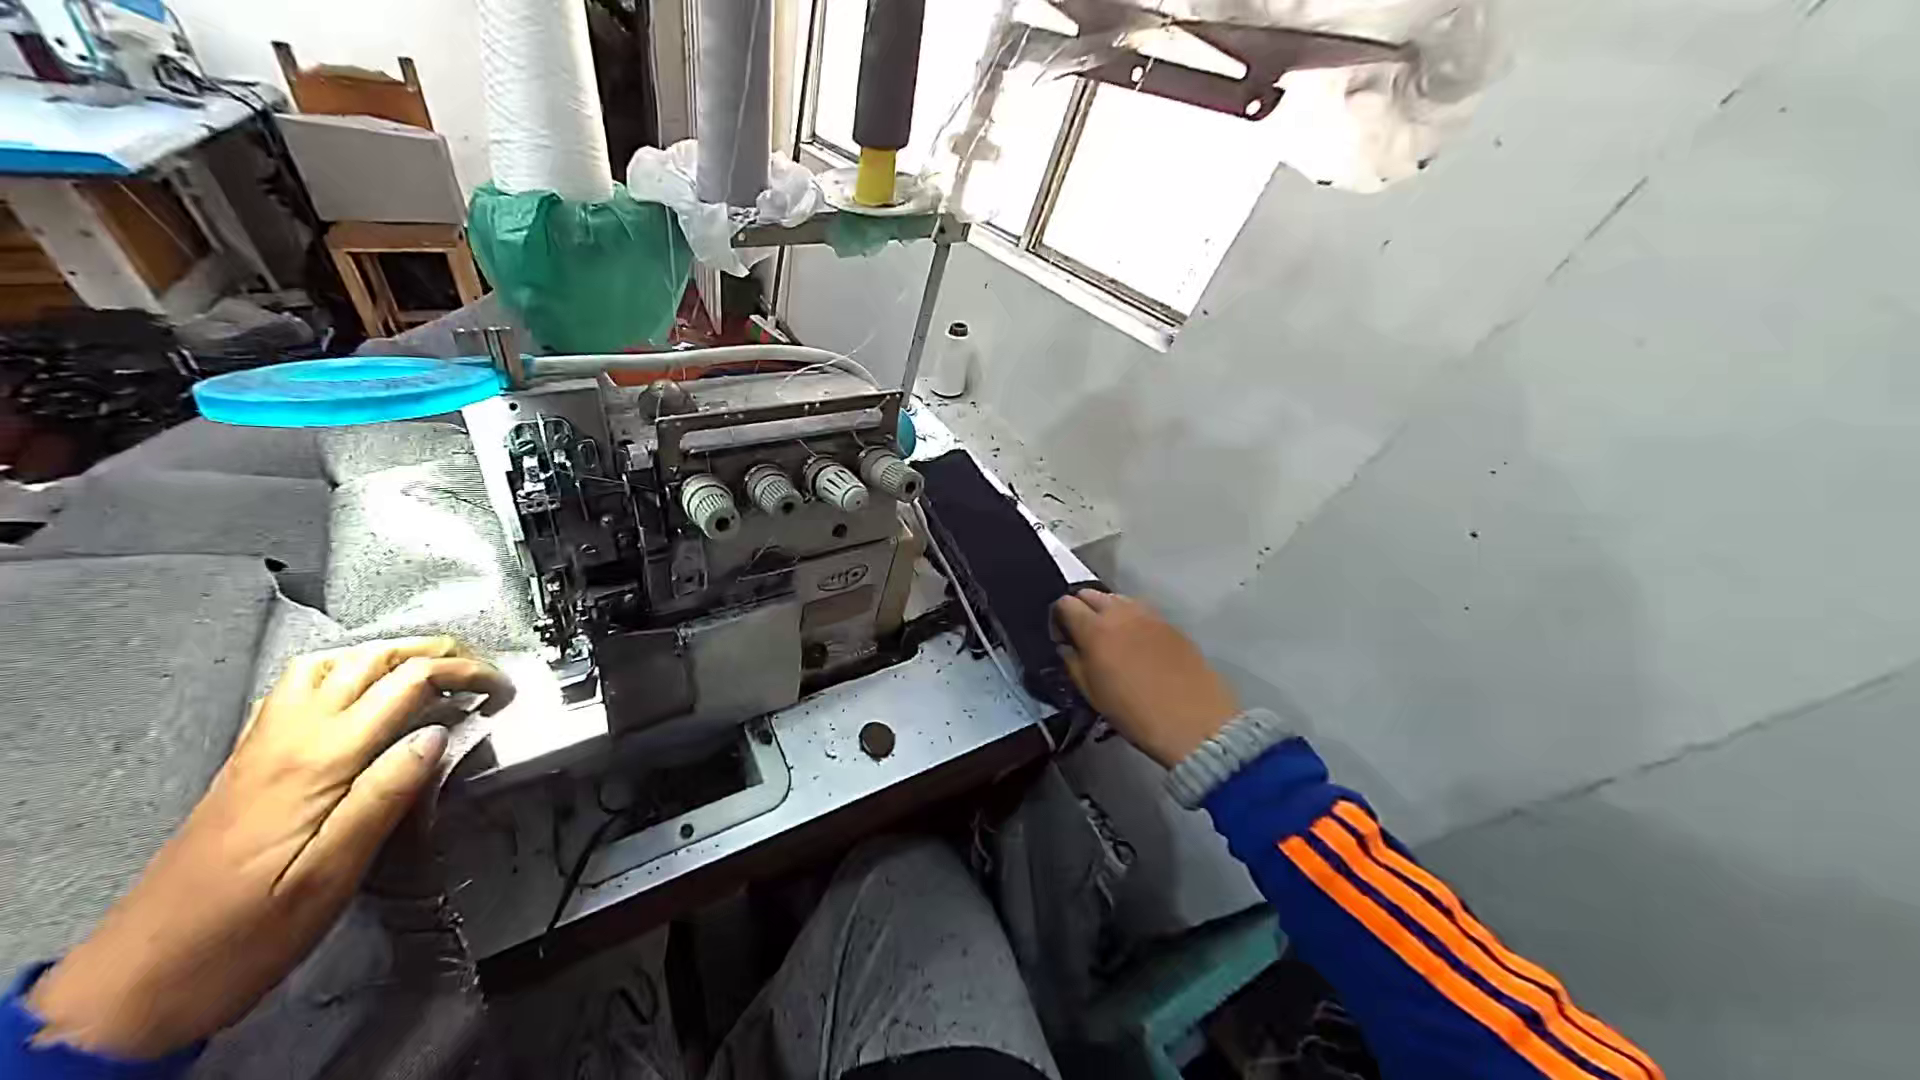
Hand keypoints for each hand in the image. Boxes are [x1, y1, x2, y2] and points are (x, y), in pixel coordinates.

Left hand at [27, 637, 512, 1059]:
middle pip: (368, 662)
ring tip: (428, 670)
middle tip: (477, 668)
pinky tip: (360, 693)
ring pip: (328, 666)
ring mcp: (259, 749)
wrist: (130, 987)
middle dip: (432, 652)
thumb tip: (439, 735)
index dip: (463, 673)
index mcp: (316, 764)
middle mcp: (286, 742)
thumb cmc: (241, 938)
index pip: (405, 685)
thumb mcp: (329, 876)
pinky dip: (342, 672)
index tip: (500, 688)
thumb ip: (386, 796)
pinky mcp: (246, 763)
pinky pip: (295, 691)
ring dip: (387, 655)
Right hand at [1053, 590, 1239, 766]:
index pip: (1064, 603)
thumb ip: (1072, 662)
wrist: (1194, 722)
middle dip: (1079, 608)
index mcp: (1094, 629)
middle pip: (1089, 593)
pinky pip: (1139, 610)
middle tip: (1082, 636)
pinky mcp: (1169, 623)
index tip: (1061, 638)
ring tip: (1109, 637)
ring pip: (1116, 598)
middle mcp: (1120, 612)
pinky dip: (1129, 618)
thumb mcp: (1092, 693)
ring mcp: (1148, 614)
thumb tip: (1065, 646)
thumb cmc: (1135, 713)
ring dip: (1105, 610)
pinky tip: (1134, 643)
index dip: (1057, 619)